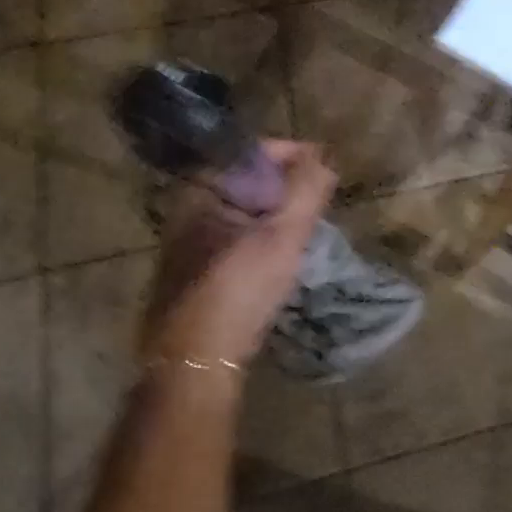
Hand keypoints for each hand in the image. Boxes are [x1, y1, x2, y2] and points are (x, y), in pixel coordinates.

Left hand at [143, 141, 337, 370]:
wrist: (195, 360)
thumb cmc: (238, 288)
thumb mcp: (283, 234)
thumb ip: (306, 189)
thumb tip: (323, 155)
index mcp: (201, 190)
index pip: (253, 151)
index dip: (292, 154)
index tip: (325, 166)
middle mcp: (186, 208)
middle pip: (246, 179)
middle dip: (286, 184)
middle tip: (319, 197)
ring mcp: (186, 240)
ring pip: (241, 209)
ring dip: (275, 211)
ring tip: (306, 223)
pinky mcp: (192, 269)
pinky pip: (233, 234)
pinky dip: (260, 233)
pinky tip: (280, 253)